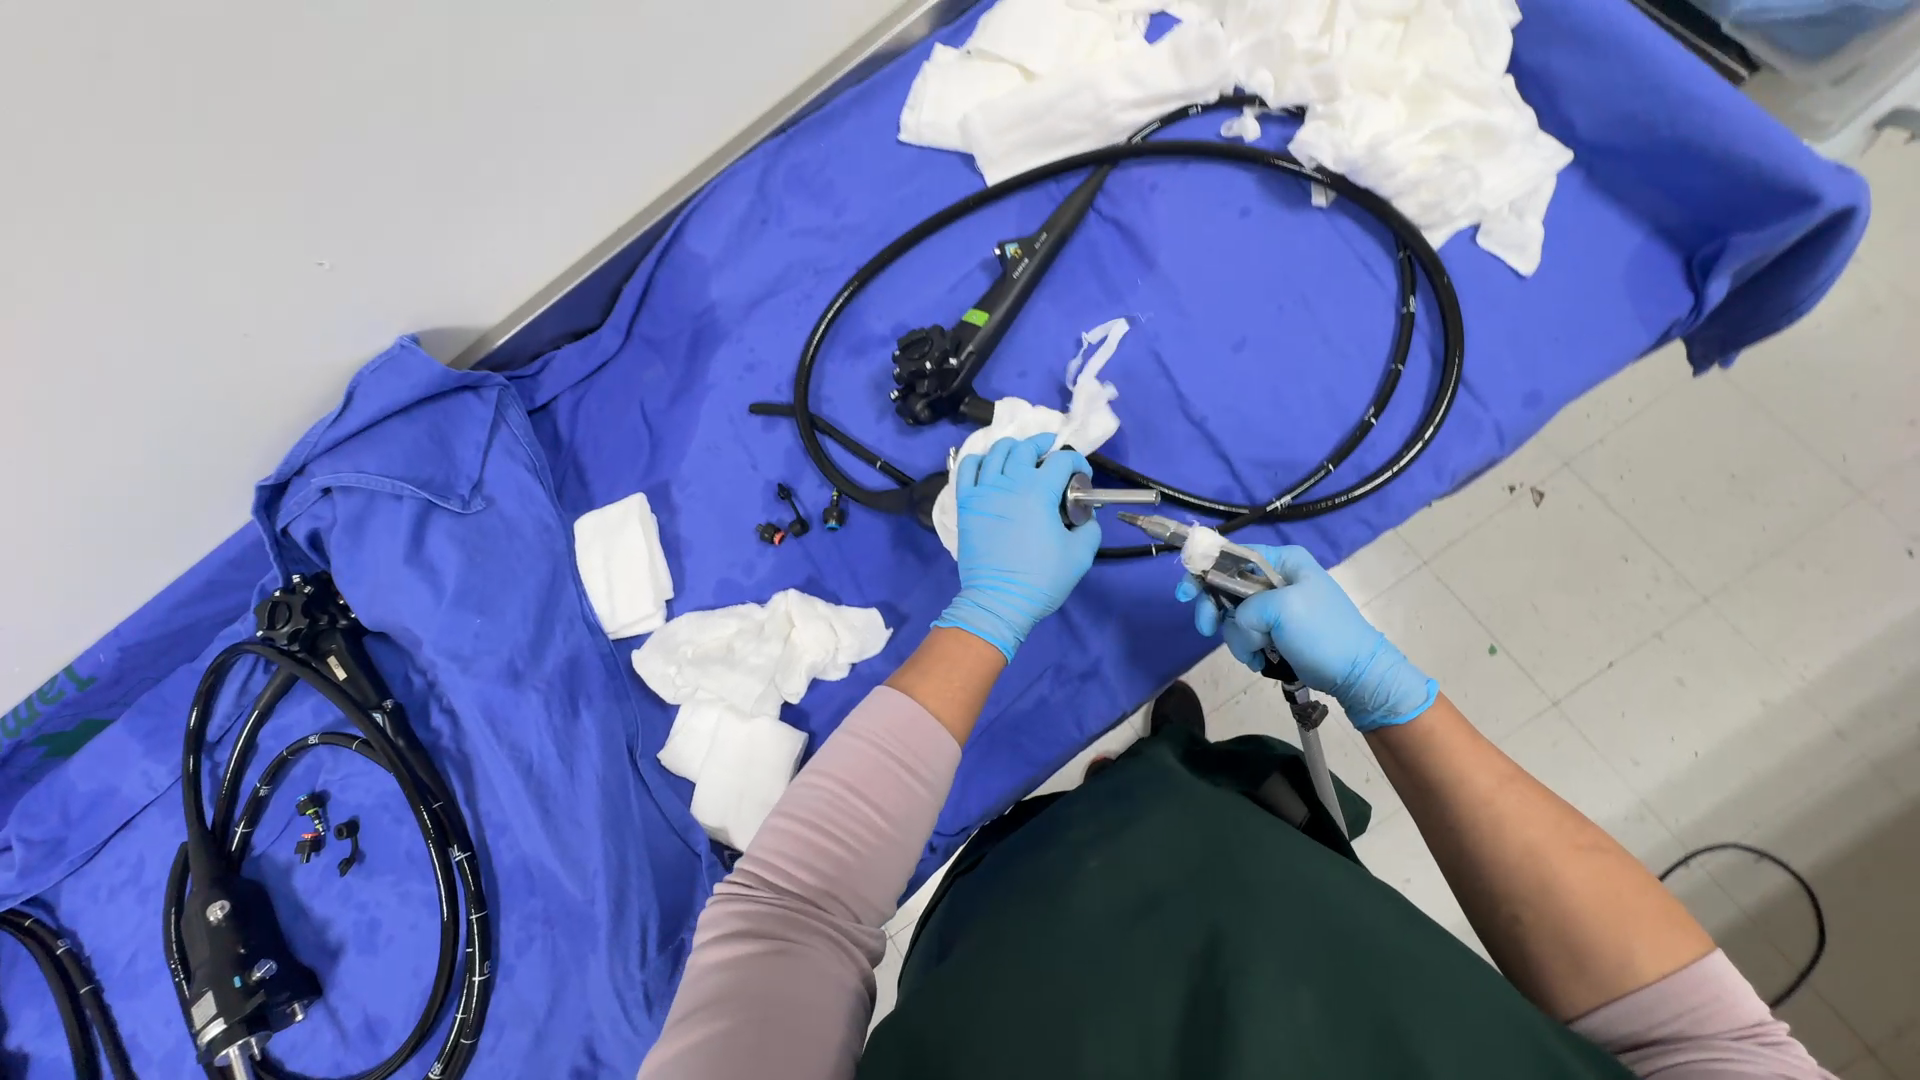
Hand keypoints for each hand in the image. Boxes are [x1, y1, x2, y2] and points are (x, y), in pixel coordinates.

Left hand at [933, 434, 1100, 661]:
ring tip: (1021, 455)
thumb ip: (1089, 528)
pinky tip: (988, 465)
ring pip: (996, 452)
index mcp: (1039, 491)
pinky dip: (978, 460)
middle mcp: (1009, 482)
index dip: (1078, 462)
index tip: (1082, 477)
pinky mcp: (966, 504)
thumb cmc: (1042, 579)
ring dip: (1013, 448)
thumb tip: (1085, 516)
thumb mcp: (1080, 554)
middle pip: (1026, 448)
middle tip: (1052, 454)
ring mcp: (983, 491)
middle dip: (1044, 445)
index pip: (1062, 460)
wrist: (999, 601)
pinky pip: (967, 469)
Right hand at [1176, 544, 1434, 731]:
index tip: (1186, 593)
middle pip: (1224, 586)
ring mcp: (1274, 606)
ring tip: (1254, 652)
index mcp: (1282, 561)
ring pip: (1232, 614)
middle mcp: (1275, 578)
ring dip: (1236, 636)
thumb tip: (1238, 624)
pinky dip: (1245, 647)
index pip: (1231, 554)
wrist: (1356, 674)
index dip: (1204, 569)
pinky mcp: (1273, 630)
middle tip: (1206, 628)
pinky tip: (1258, 659)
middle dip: (1215, 610)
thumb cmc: (1323, 633)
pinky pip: (1243, 633)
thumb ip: (1247, 607)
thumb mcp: (1282, 609)